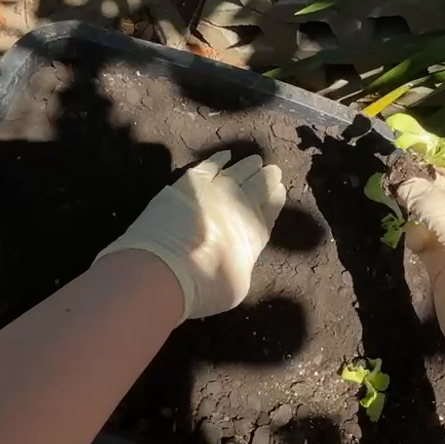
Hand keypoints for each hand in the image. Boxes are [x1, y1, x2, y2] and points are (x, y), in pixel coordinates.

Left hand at [96, 150, 286, 320]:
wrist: (165, 269)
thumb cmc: (204, 287)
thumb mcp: (237, 286)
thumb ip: (241, 263)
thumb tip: (236, 253)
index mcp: (255, 233)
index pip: (270, 210)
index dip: (275, 199)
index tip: (279, 189)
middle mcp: (239, 207)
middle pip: (258, 186)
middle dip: (266, 178)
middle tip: (272, 170)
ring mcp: (214, 191)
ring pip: (236, 172)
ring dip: (247, 166)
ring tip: (255, 160)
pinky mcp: (188, 184)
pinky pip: (209, 166)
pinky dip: (219, 160)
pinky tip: (225, 156)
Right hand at [396, 155, 444, 370]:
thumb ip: (432, 204)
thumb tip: (402, 182)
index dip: (442, 154)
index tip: (408, 146)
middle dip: (420, 178)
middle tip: (392, 171)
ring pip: (428, 208)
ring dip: (412, 204)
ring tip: (394, 198)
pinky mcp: (439, 259)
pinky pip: (419, 233)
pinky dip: (411, 231)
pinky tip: (409, 236)